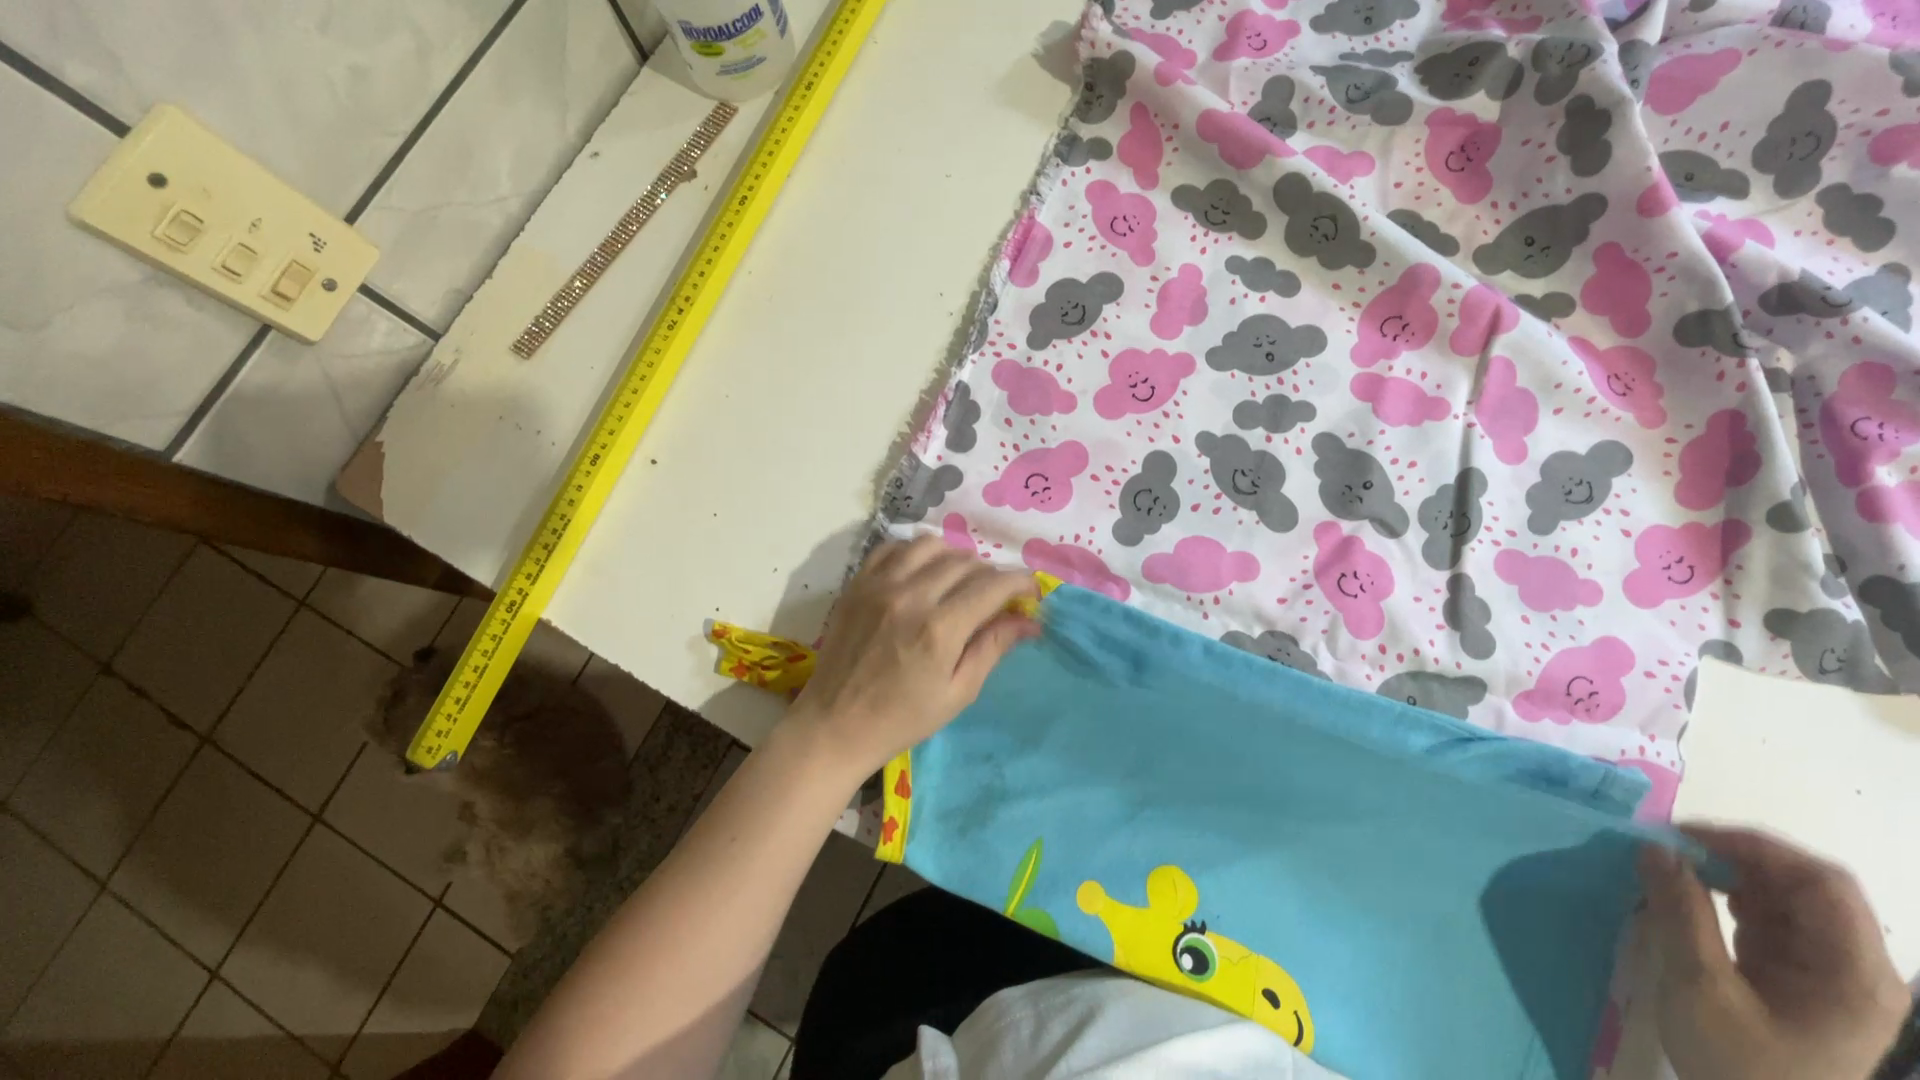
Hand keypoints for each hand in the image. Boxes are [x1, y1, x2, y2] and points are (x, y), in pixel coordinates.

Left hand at [784, 537, 1038, 778]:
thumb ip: (992, 648)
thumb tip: (1030, 621)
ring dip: (956, 558)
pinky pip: (894, 548)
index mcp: (940, 628)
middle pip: (966, 562)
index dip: (1020, 584)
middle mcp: (911, 596)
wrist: (834, 725)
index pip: (993, 585)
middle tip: (996, 599)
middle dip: (991, 576)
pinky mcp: (857, 583)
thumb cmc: (902, 719)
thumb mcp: (958, 692)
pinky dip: (916, 553)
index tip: (1031, 593)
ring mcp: (879, 585)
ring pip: (932, 545)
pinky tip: (923, 573)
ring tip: (960, 582)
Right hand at [1640, 825, 1908, 1079]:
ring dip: (1729, 879)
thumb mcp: (1701, 990)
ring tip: (1670, 873)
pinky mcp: (1801, 985)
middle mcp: (1856, 969)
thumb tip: (1654, 849)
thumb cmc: (1740, 1068)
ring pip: (1785, 904)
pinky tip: (1687, 904)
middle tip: (1669, 850)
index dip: (1754, 847)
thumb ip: (1681, 914)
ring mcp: (1830, 978)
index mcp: (1855, 973)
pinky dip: (1727, 904)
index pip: (1821, 883)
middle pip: (1806, 889)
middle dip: (1736, 860)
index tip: (1684, 836)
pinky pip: (1770, 926)